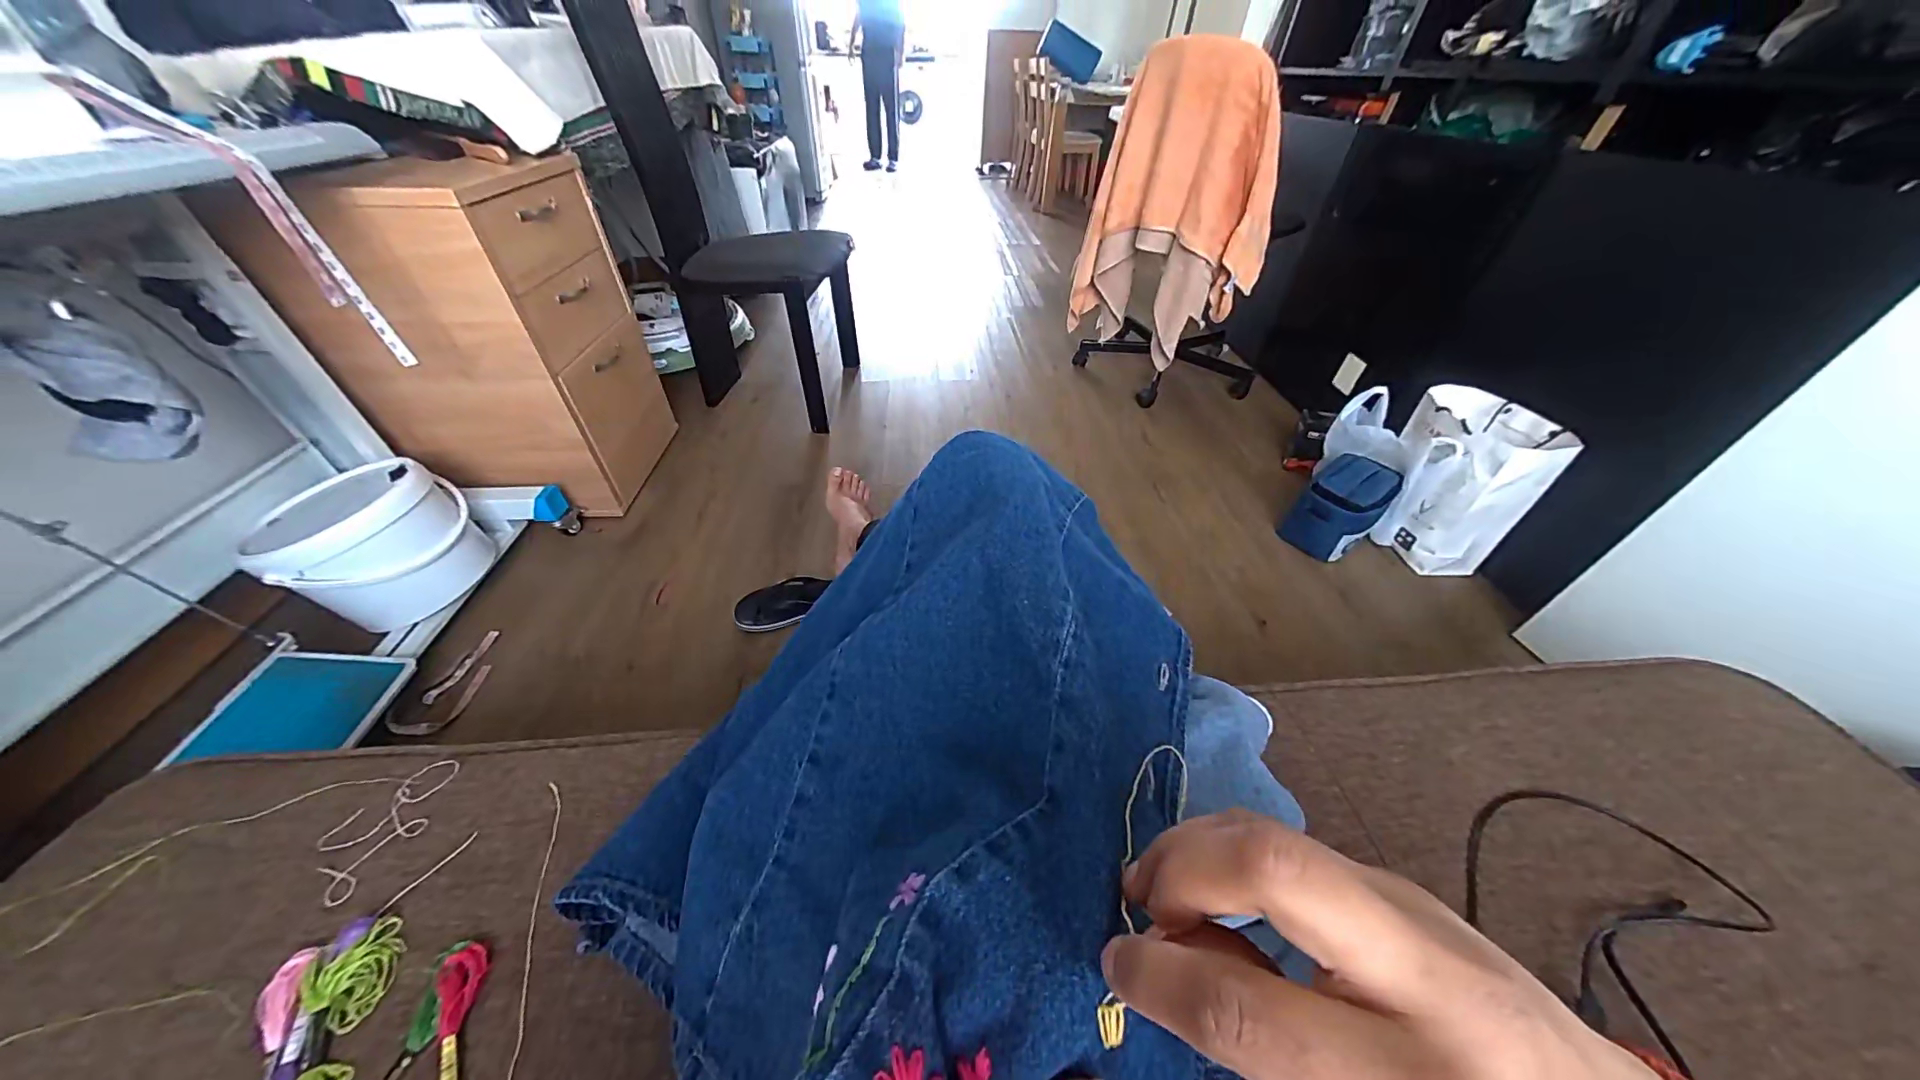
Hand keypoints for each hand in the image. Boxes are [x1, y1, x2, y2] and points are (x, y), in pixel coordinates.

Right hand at [1101, 810, 1659, 1079]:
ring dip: (1194, 846)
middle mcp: (1422, 969)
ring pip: (1275, 834)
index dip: (1156, 980)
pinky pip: (1289, 845)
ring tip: (1159, 887)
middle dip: (1181, 866)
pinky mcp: (1397, 884)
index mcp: (1411, 1070)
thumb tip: (1166, 966)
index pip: (1244, 1007)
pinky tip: (1209, 885)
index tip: (1115, 964)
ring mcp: (1412, 908)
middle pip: (1272, 866)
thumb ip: (1255, 1043)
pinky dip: (1226, 852)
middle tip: (1139, 899)